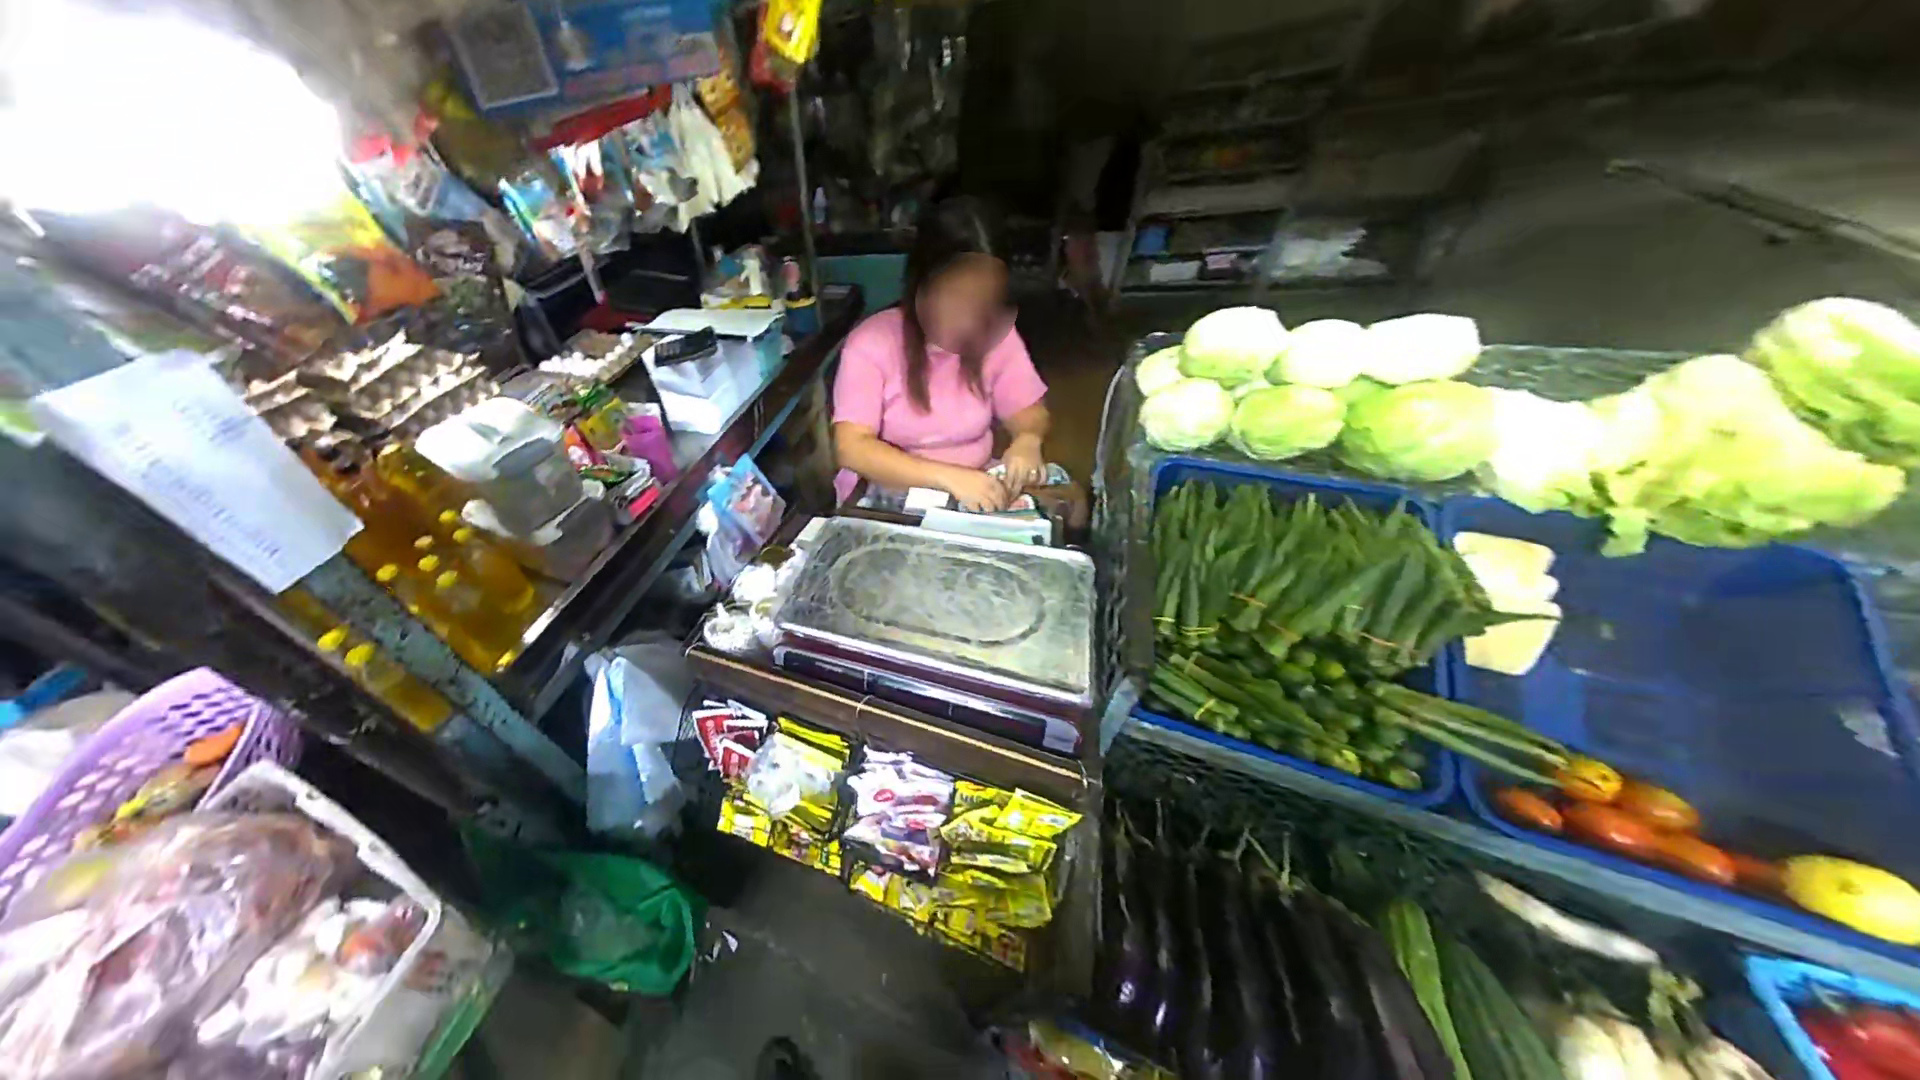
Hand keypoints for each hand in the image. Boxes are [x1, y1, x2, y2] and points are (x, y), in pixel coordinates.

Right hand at [943, 468, 1008, 512]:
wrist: (950, 476)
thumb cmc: (965, 475)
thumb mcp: (981, 475)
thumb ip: (991, 483)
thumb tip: (1000, 493)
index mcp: (991, 479)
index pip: (1004, 491)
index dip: (1006, 499)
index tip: (1006, 503)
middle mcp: (988, 487)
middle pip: (1000, 501)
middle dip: (1000, 507)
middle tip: (998, 510)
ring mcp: (980, 495)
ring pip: (991, 507)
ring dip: (990, 510)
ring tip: (987, 511)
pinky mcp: (971, 502)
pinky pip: (978, 510)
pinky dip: (978, 510)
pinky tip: (976, 508)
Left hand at [1001, 435, 1046, 496]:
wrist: (1028, 439)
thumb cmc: (1015, 449)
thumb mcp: (1006, 458)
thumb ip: (1005, 469)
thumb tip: (1001, 481)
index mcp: (1013, 465)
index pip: (1010, 481)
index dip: (1007, 490)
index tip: (1005, 497)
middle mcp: (1024, 467)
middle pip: (1020, 483)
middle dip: (1016, 492)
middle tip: (1014, 499)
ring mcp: (1034, 467)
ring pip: (1032, 480)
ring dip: (1029, 486)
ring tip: (1025, 491)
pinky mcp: (1042, 466)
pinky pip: (1043, 476)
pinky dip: (1041, 481)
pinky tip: (1038, 485)